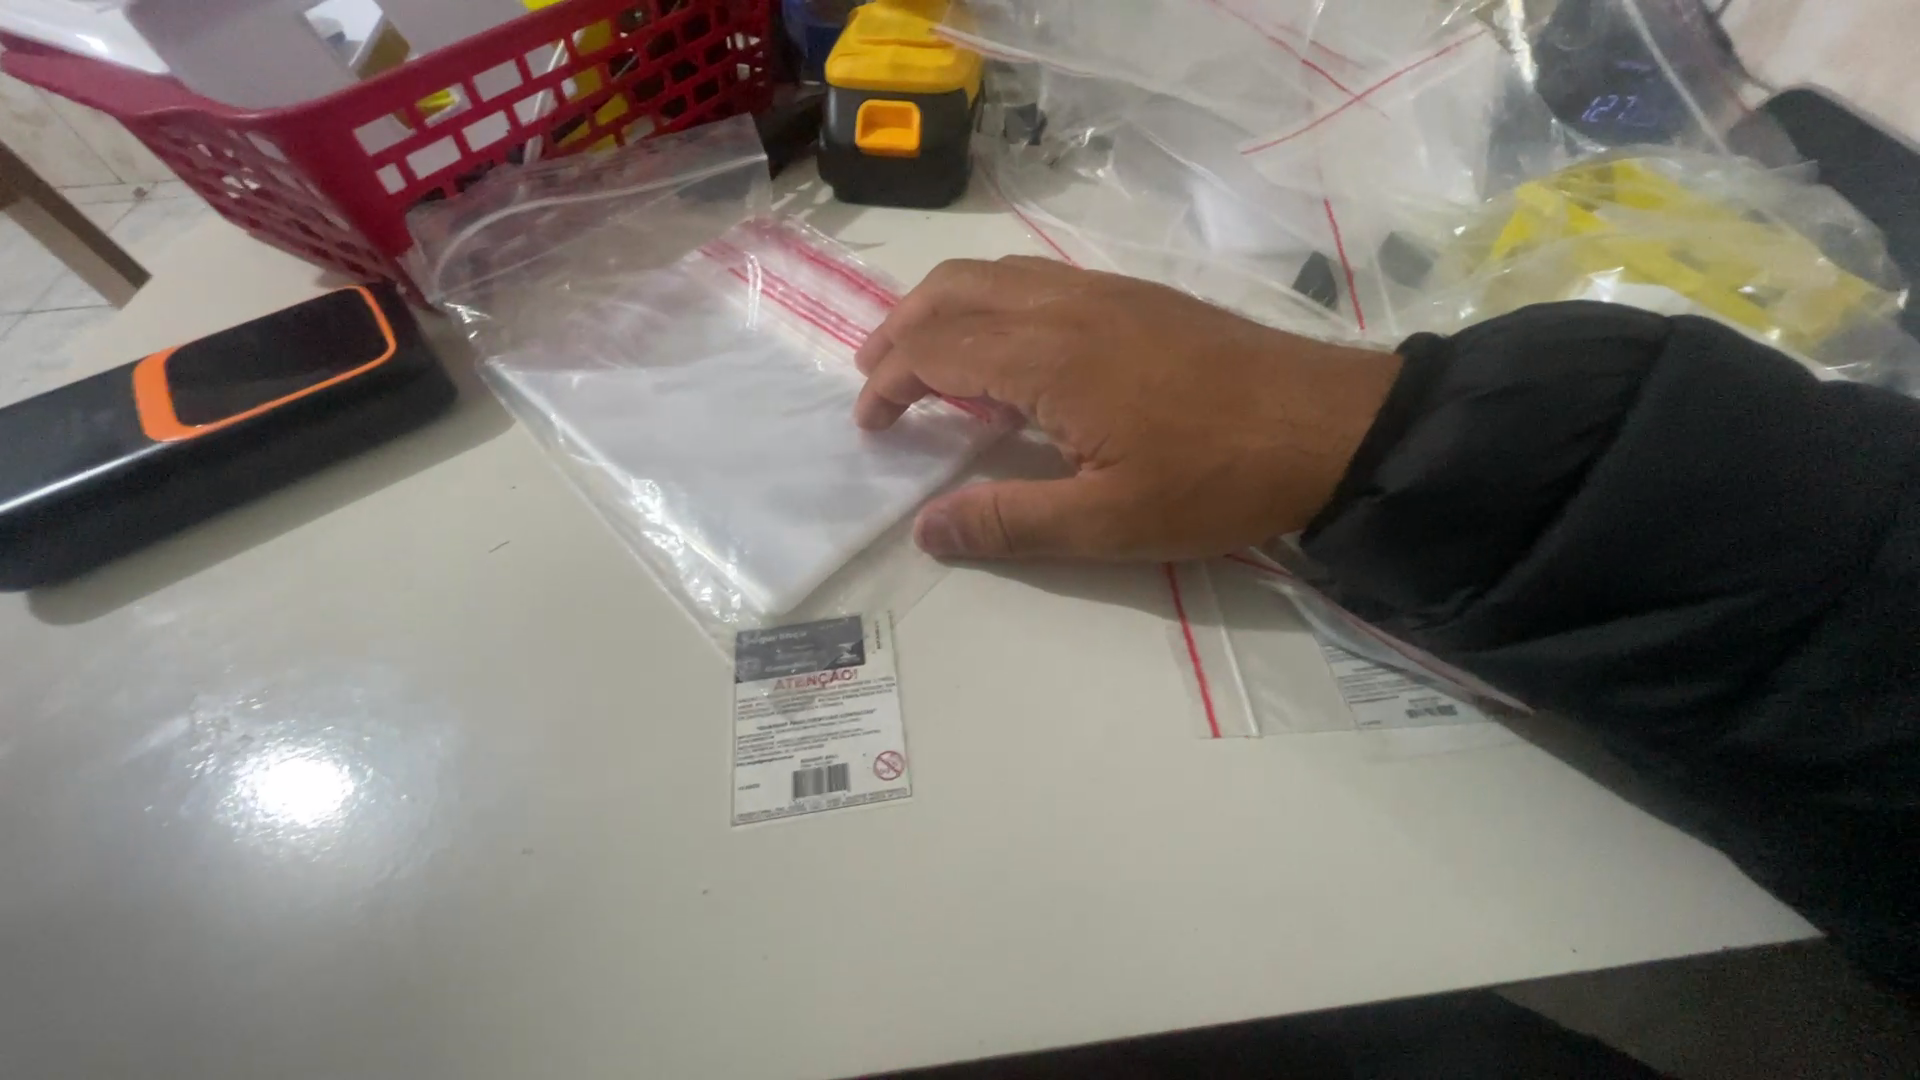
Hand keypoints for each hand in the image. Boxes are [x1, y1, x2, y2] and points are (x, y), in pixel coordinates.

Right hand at [854, 257, 1401, 559]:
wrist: (1329, 427)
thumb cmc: (1215, 481)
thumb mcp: (1107, 523)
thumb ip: (1007, 523)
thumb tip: (926, 530)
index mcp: (1047, 356)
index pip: (935, 348)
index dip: (889, 383)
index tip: (870, 425)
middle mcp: (1064, 304)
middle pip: (952, 291)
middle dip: (899, 329)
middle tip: (875, 376)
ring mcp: (1103, 290)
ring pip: (994, 274)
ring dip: (942, 307)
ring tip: (924, 354)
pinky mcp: (1136, 295)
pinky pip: (1036, 278)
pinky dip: (991, 301)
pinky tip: (1006, 346)